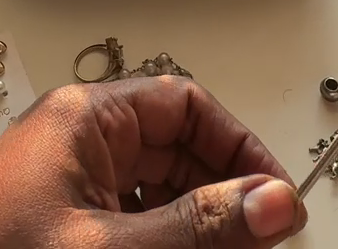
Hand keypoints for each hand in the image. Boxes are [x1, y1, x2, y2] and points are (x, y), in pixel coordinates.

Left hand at [0, 75, 307, 248]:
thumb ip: (198, 227)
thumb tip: (277, 200)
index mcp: (85, 117)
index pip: (182, 103)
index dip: (236, 145)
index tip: (277, 201)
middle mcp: (78, 139)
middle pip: (174, 148)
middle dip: (222, 195)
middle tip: (262, 245)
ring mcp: (67, 184)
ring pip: (156, 191)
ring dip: (197, 226)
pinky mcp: (59, 224)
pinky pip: (129, 221)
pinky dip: (163, 242)